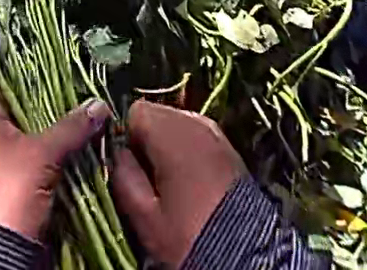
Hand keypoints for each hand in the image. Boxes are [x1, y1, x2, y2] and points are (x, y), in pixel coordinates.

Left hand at [0, 72, 111, 241]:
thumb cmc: (6, 189)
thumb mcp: (41, 152)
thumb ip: (71, 126)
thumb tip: (100, 104)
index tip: (22, 42)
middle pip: (14, 101)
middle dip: (39, 88)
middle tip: (65, 69)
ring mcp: (4, 160)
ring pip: (30, 129)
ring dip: (52, 120)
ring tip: (80, 99)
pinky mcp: (20, 183)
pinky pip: (41, 155)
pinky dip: (57, 147)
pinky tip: (78, 138)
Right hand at [111, 100, 248, 266]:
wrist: (249, 256)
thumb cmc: (190, 234)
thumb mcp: (146, 217)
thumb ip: (123, 176)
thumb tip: (117, 154)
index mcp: (169, 131)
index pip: (134, 111)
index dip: (127, 138)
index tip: (132, 168)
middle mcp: (192, 119)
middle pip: (156, 112)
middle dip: (148, 139)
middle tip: (150, 179)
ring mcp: (214, 129)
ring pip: (176, 122)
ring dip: (168, 143)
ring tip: (172, 182)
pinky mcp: (228, 145)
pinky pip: (196, 134)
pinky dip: (187, 148)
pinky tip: (192, 180)